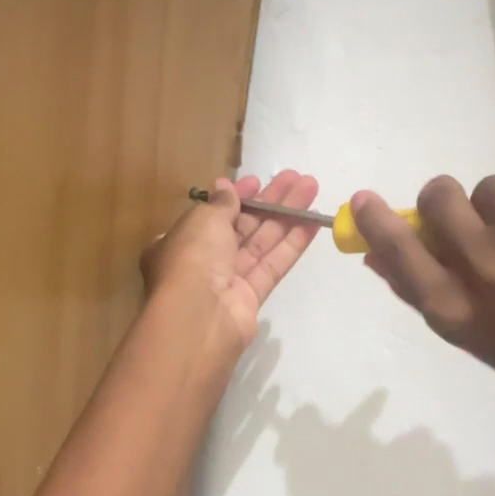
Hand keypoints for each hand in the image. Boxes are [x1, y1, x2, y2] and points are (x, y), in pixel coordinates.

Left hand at [142, 170, 322, 343]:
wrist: (198, 318)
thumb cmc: (192, 259)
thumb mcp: (202, 221)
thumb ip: (221, 204)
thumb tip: (226, 188)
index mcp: (180, 242)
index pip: (211, 216)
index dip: (235, 198)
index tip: (257, 181)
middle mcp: (202, 263)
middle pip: (240, 228)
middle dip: (268, 202)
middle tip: (296, 178)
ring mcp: (227, 282)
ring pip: (260, 244)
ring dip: (286, 216)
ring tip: (311, 188)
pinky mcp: (250, 299)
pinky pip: (272, 266)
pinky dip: (292, 244)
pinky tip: (313, 223)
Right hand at [352, 175, 494, 396]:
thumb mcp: (468, 332)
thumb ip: (420, 290)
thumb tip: (375, 252)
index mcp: (456, 306)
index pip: (401, 251)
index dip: (377, 222)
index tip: (364, 200)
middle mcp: (487, 265)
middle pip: (440, 198)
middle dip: (445, 201)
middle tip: (465, 217)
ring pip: (491, 187)